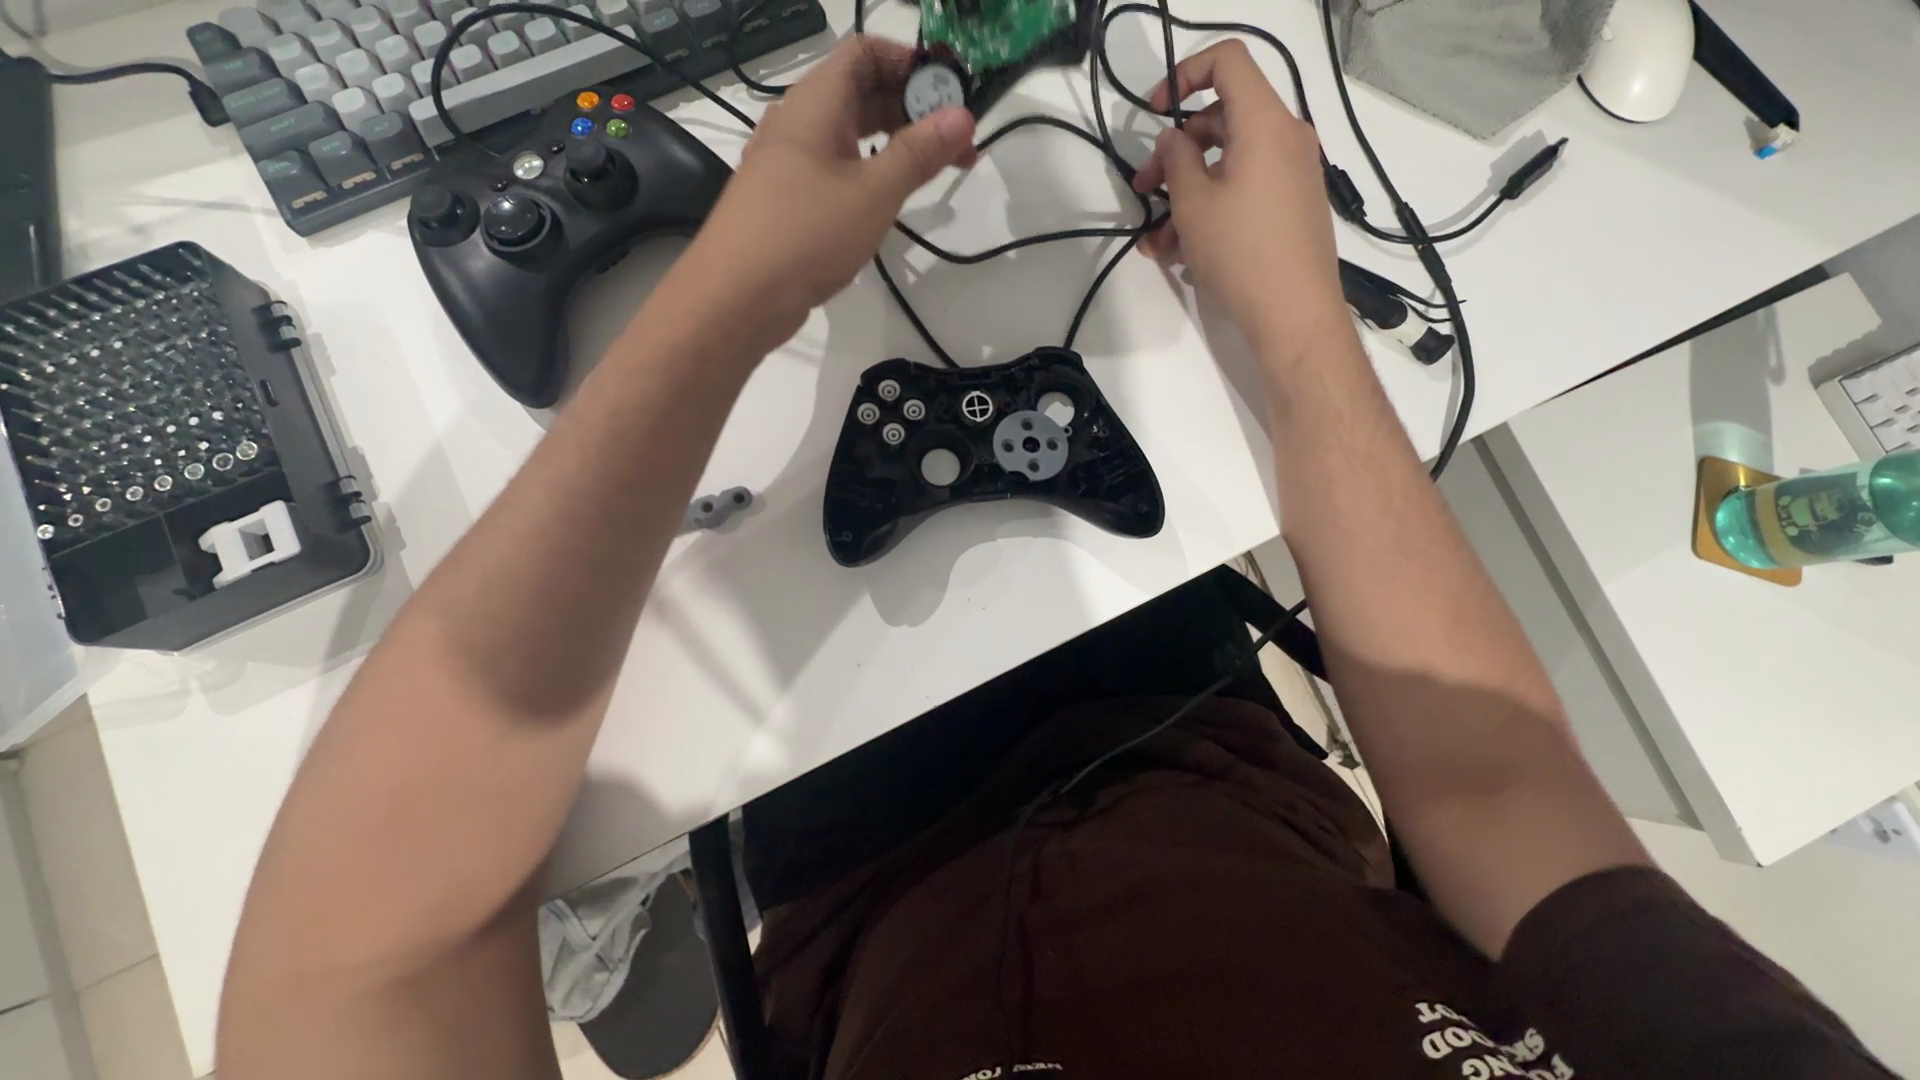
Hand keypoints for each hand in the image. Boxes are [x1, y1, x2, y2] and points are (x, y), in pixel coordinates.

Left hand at [675, 36, 977, 348]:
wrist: (735, 298)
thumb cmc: (805, 234)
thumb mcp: (873, 192)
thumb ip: (918, 153)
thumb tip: (962, 116)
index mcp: (815, 103)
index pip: (866, 52)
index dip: (911, 64)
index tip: (951, 96)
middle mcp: (799, 123)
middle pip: (862, 92)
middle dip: (914, 110)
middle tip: (959, 146)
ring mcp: (790, 163)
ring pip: (851, 135)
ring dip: (896, 146)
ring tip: (937, 173)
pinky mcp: (788, 201)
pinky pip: (836, 170)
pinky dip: (870, 174)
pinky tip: (890, 201)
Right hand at [1131, 40, 1349, 363]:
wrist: (1295, 313)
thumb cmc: (1241, 252)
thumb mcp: (1193, 205)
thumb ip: (1176, 161)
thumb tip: (1173, 139)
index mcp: (1265, 123)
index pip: (1228, 62)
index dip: (1185, 74)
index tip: (1155, 111)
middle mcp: (1286, 138)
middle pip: (1222, 120)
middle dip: (1175, 153)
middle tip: (1143, 188)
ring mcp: (1292, 174)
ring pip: (1228, 165)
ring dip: (1185, 195)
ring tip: (1155, 242)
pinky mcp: (1291, 207)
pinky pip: (1244, 192)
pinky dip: (1211, 210)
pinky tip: (1180, 253)